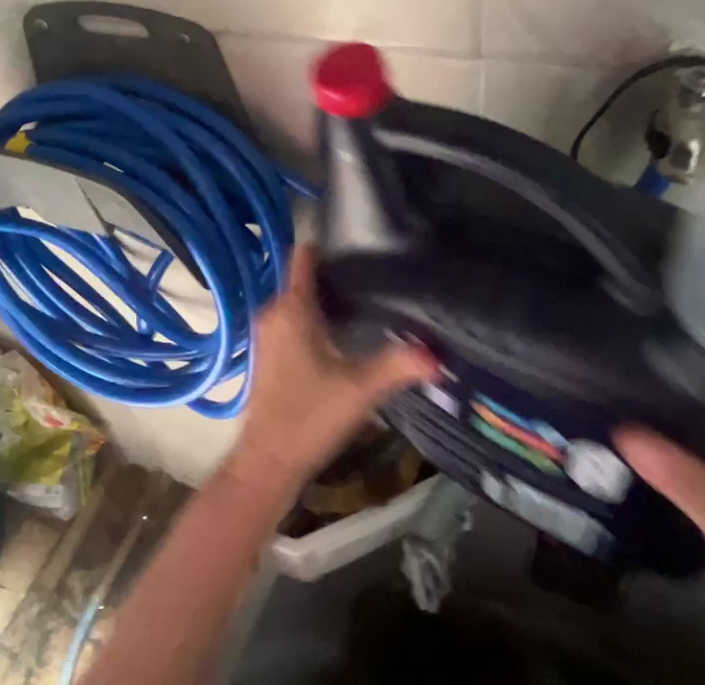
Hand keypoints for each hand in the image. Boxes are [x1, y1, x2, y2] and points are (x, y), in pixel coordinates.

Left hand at [225, 245, 435, 491]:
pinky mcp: (267, 354)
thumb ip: (399, 366)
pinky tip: (343, 335)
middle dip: (335, 275)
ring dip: (324, 299)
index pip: (303, 256)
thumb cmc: (309, 417)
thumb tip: (438, 353)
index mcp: (290, 308)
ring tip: (367, 301)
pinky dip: (313, 320)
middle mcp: (272, 313)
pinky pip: (291, 321)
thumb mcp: (360, 390)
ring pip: (297, 301)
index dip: (328, 244)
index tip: (361, 243)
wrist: (268, 461)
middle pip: (302, 277)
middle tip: (377, 276)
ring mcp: (265, 334)